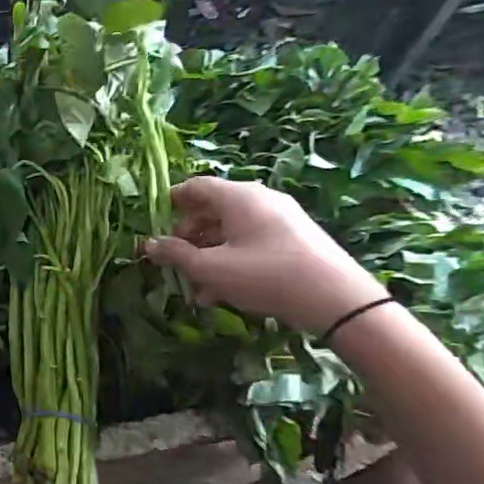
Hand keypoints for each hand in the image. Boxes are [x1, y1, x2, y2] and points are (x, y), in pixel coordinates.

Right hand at [142, 177, 385, 332]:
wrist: (335, 297)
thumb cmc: (264, 274)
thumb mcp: (212, 268)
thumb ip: (177, 254)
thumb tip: (148, 244)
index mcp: (238, 196)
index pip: (196, 186)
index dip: (172, 201)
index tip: (155, 221)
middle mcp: (260, 198)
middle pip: (214, 209)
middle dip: (190, 235)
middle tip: (176, 260)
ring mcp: (281, 217)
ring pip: (233, 229)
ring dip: (210, 254)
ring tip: (199, 287)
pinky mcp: (295, 238)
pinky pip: (253, 241)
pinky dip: (234, 258)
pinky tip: (225, 291)